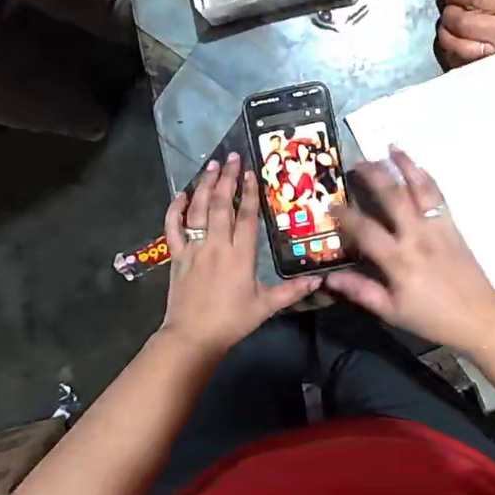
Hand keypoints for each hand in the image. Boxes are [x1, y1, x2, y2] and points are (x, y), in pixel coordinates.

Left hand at [161, 154, 320, 356]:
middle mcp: (217, 245)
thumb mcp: (265, 306)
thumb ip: (292, 290)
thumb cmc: (232, 321)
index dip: (249, 192)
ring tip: (210, 165)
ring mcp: (194, 249)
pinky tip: (181, 195)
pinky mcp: (176, 256)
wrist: (192, 337)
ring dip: (204, 186)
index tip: (250, 171)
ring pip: (198, 210)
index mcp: (240, 255)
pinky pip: (173, 228)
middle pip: (221, 205)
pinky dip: (175, 210)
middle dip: (226, 178)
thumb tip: (320, 279)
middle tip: (230, 157)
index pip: (246, 216)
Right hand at [323, 147, 494, 352]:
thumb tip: (329, 279)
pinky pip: (438, 196)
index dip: (345, 216)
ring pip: (420, 188)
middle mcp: (417, 236)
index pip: (366, 230)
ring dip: (405, 166)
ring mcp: (437, 227)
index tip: (331, 205)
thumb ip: (361, 291)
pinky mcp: (452, 225)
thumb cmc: (432, 317)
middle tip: (357, 163)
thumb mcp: (392, 311)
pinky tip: (417, 167)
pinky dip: (426, 178)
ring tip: (390, 148)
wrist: (479, 317)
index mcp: (399, 260)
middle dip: (374, 176)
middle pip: (393, 196)